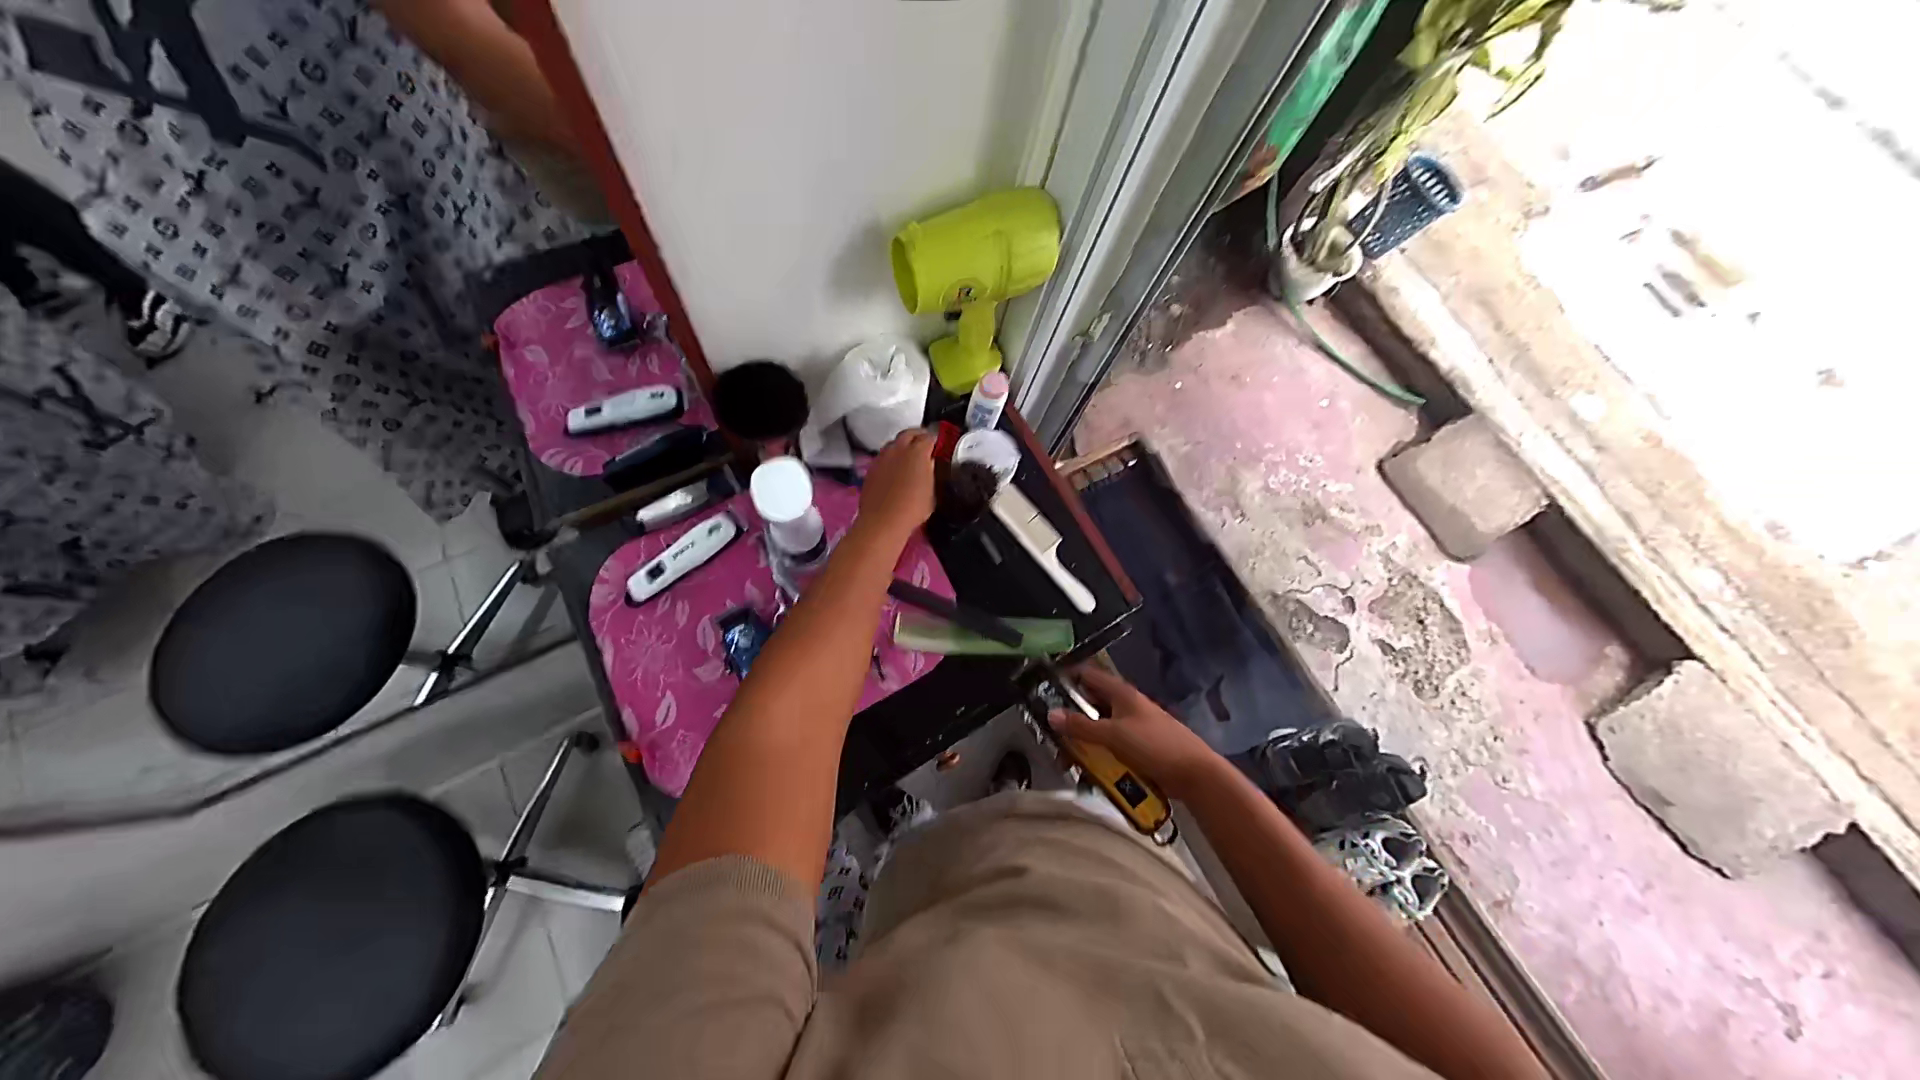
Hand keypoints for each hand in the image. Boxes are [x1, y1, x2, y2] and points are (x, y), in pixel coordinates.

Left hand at [859, 430, 936, 537]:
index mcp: (918, 451)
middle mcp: (898, 448)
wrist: (883, 521)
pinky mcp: (871, 467)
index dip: (936, 440)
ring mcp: (882, 457)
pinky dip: (891, 458)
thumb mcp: (933, 491)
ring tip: (908, 456)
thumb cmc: (913, 508)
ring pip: (894, 443)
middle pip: (909, 433)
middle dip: (918, 436)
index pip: (929, 437)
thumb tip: (930, 466)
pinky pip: (883, 456)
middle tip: (924, 444)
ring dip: (902, 446)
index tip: (939, 445)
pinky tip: (894, 469)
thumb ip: (931, 473)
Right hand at [1049, 665, 1222, 798]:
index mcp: (1121, 693)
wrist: (1195, 774)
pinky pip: (1110, 748)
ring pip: (1098, 730)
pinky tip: (1089, 771)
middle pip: (1090, 706)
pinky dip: (1098, 757)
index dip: (1066, 678)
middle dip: (1070, 721)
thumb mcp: (1114, 735)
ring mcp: (1132, 727)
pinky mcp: (1138, 748)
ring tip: (1068, 762)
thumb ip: (1081, 726)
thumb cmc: (1154, 746)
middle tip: (1052, 737)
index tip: (1043, 689)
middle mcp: (1125, 706)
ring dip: (1083, 744)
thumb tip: (1051, 714)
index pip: (1087, 675)